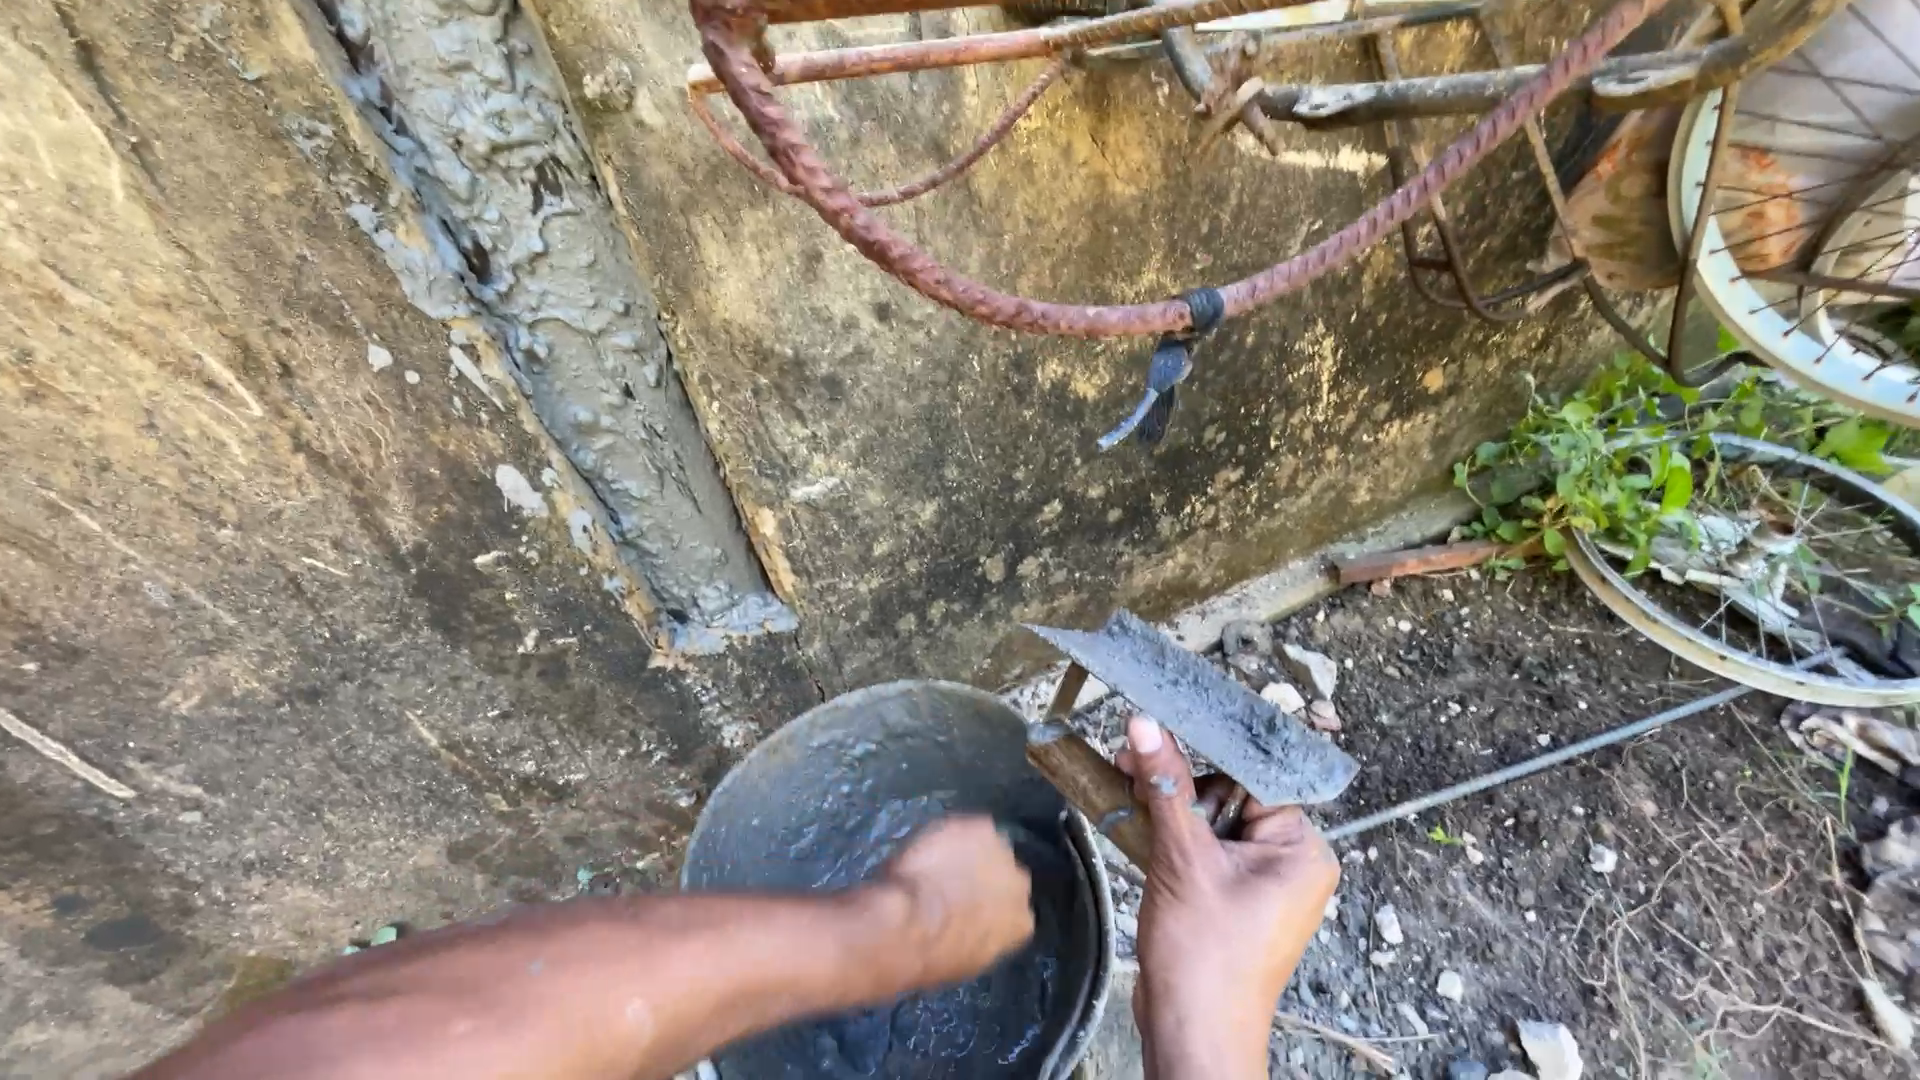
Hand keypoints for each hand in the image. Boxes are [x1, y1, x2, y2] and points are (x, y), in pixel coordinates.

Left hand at [874, 815, 1034, 986]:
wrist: (915, 923)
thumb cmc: (934, 955)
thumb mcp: (968, 958)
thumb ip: (983, 935)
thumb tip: (972, 925)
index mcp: (1020, 924)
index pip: (1013, 910)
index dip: (989, 904)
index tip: (969, 906)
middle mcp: (1020, 885)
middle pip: (1006, 874)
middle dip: (986, 875)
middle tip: (956, 880)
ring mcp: (1002, 851)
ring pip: (989, 846)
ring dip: (971, 851)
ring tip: (942, 858)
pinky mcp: (982, 827)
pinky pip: (970, 826)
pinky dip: (955, 833)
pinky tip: (935, 842)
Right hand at [1116, 717, 1338, 1077]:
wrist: (1190, 1032)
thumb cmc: (1202, 954)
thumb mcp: (1182, 857)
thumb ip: (1166, 785)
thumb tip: (1146, 725)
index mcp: (1300, 848)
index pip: (1251, 775)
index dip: (1203, 747)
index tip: (1160, 724)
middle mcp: (1288, 859)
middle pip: (1227, 792)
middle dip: (1177, 778)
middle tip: (1130, 759)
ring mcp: (1259, 878)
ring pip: (1210, 817)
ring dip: (1168, 802)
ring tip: (1126, 783)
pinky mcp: (1231, 892)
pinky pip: (1203, 844)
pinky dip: (1170, 830)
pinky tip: (1137, 813)